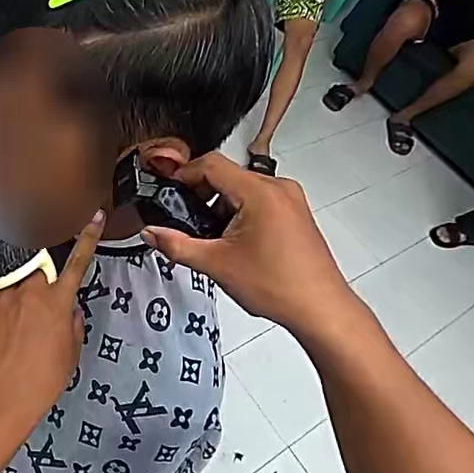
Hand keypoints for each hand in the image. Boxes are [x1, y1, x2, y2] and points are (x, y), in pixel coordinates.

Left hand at [0, 213, 103, 427]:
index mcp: (57, 302)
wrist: (3, 400)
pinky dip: (1, 320)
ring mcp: (2, 301)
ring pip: (15, 291)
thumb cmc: (42, 380)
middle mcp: (28, 294)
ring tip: (18, 337)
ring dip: (20, 306)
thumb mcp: (71, 352)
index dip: (88, 238)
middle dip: (41, 287)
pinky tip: (3, 343)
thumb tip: (70, 312)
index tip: (94, 218)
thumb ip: (73, 324)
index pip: (77, 263)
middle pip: (39, 274)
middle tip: (40, 316)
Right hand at [138, 153, 363, 340]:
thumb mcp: (216, 265)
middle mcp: (279, 190)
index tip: (170, 188)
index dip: (184, 174)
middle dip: (202, 195)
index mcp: (260, 193)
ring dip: (222, 206)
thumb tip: (154, 233)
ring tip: (212, 238)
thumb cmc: (284, 287)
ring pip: (244, 189)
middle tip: (186, 219)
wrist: (319, 308)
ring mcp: (291, 201)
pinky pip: (261, 202)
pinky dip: (241, 214)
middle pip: (227, 175)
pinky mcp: (295, 214)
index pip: (212, 164)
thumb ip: (177, 245)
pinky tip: (234, 243)